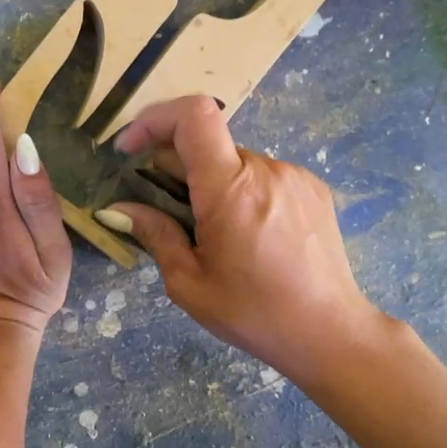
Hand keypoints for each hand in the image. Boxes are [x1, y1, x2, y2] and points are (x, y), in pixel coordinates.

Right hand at [93, 96, 382, 383]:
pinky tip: (243, 234)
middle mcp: (265, 169)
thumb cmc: (251, 312)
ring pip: (232, 161)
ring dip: (207, 182)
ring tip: (206, 232)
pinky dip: (238, 191)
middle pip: (206, 143)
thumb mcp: (187, 281)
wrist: (329, 332)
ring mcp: (293, 176)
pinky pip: (260, 176)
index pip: (193, 115)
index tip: (130, 149)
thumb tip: (117, 210)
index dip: (154, 119)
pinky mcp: (311, 188)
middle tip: (160, 211)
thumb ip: (154, 234)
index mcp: (230, 188)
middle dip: (173, 167)